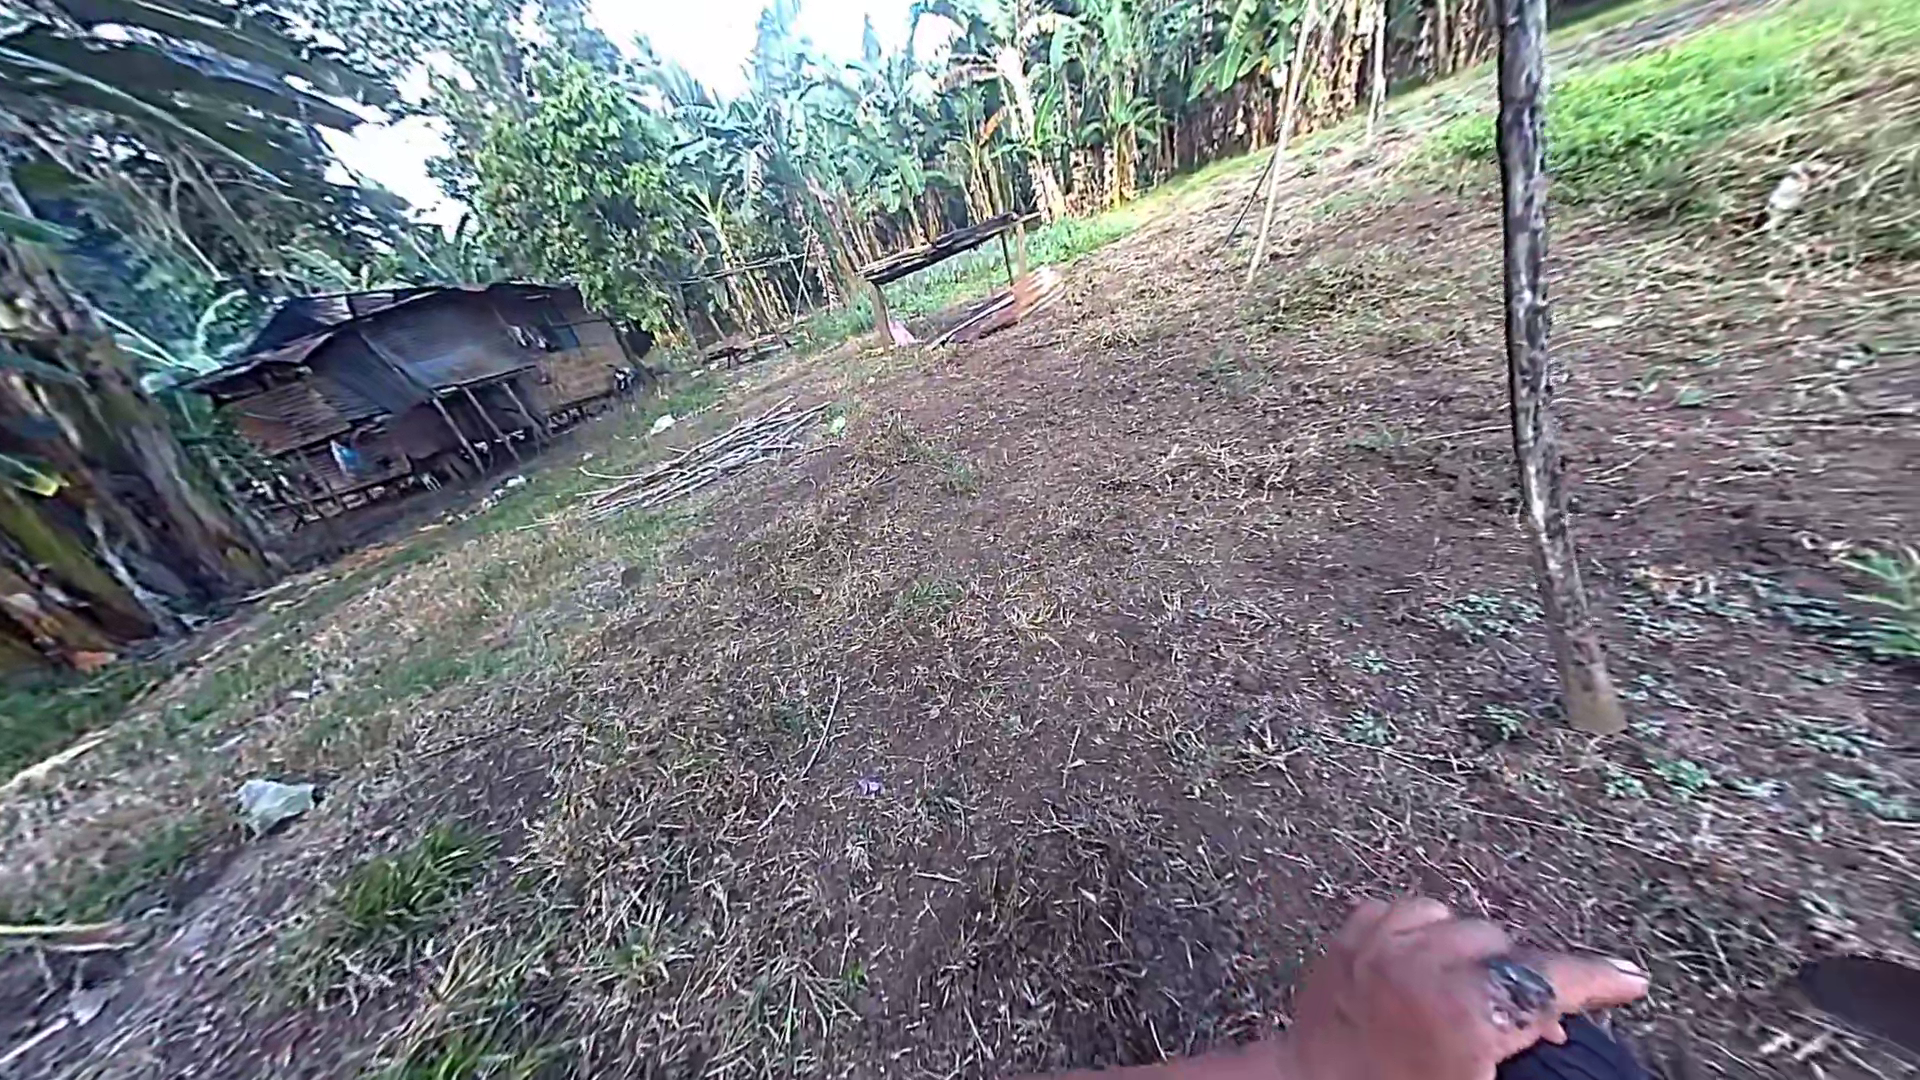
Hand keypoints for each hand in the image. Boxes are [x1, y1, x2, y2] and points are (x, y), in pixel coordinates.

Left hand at [1281, 898, 1649, 1079]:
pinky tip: (1424, 959)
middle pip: (1493, 941)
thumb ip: (1532, 1058)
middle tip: (1529, 1020)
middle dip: (1521, 974)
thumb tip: (1554, 1033)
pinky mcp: (1343, 937)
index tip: (1627, 979)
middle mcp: (1415, 962)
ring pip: (1442, 914)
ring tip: (1475, 987)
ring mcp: (1373, 942)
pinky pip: (1391, 909)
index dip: (1592, 979)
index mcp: (1461, 1011)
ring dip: (1467, 945)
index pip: (1542, 980)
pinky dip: (1415, 926)